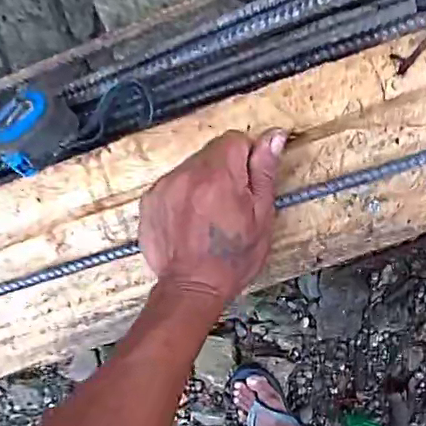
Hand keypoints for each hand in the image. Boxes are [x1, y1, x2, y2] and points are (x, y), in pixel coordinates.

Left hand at [139, 129, 285, 305]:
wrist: (192, 288)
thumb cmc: (232, 259)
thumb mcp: (261, 216)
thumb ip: (264, 172)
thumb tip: (274, 137)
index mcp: (219, 176)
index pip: (235, 139)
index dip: (247, 158)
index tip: (249, 183)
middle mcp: (187, 174)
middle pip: (212, 153)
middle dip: (226, 171)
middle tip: (232, 205)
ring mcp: (165, 186)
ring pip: (192, 167)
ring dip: (204, 183)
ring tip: (212, 216)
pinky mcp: (150, 200)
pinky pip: (174, 184)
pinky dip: (185, 195)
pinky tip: (193, 221)